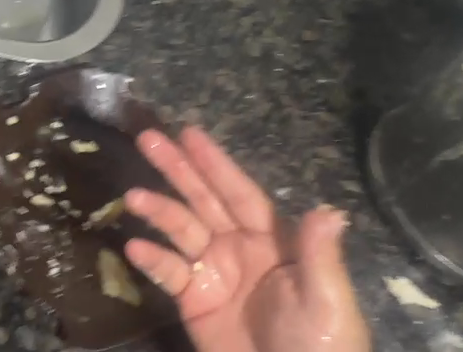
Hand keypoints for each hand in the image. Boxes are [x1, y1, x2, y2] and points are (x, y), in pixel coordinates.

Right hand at [123, 127, 369, 351]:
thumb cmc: (321, 350)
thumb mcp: (329, 306)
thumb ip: (320, 258)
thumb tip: (330, 210)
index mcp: (274, 244)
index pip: (240, 194)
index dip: (216, 164)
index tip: (188, 133)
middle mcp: (240, 248)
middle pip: (204, 199)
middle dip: (176, 168)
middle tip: (147, 138)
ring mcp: (214, 272)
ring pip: (180, 228)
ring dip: (158, 210)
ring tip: (133, 198)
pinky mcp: (194, 299)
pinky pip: (168, 271)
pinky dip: (151, 258)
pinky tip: (136, 247)